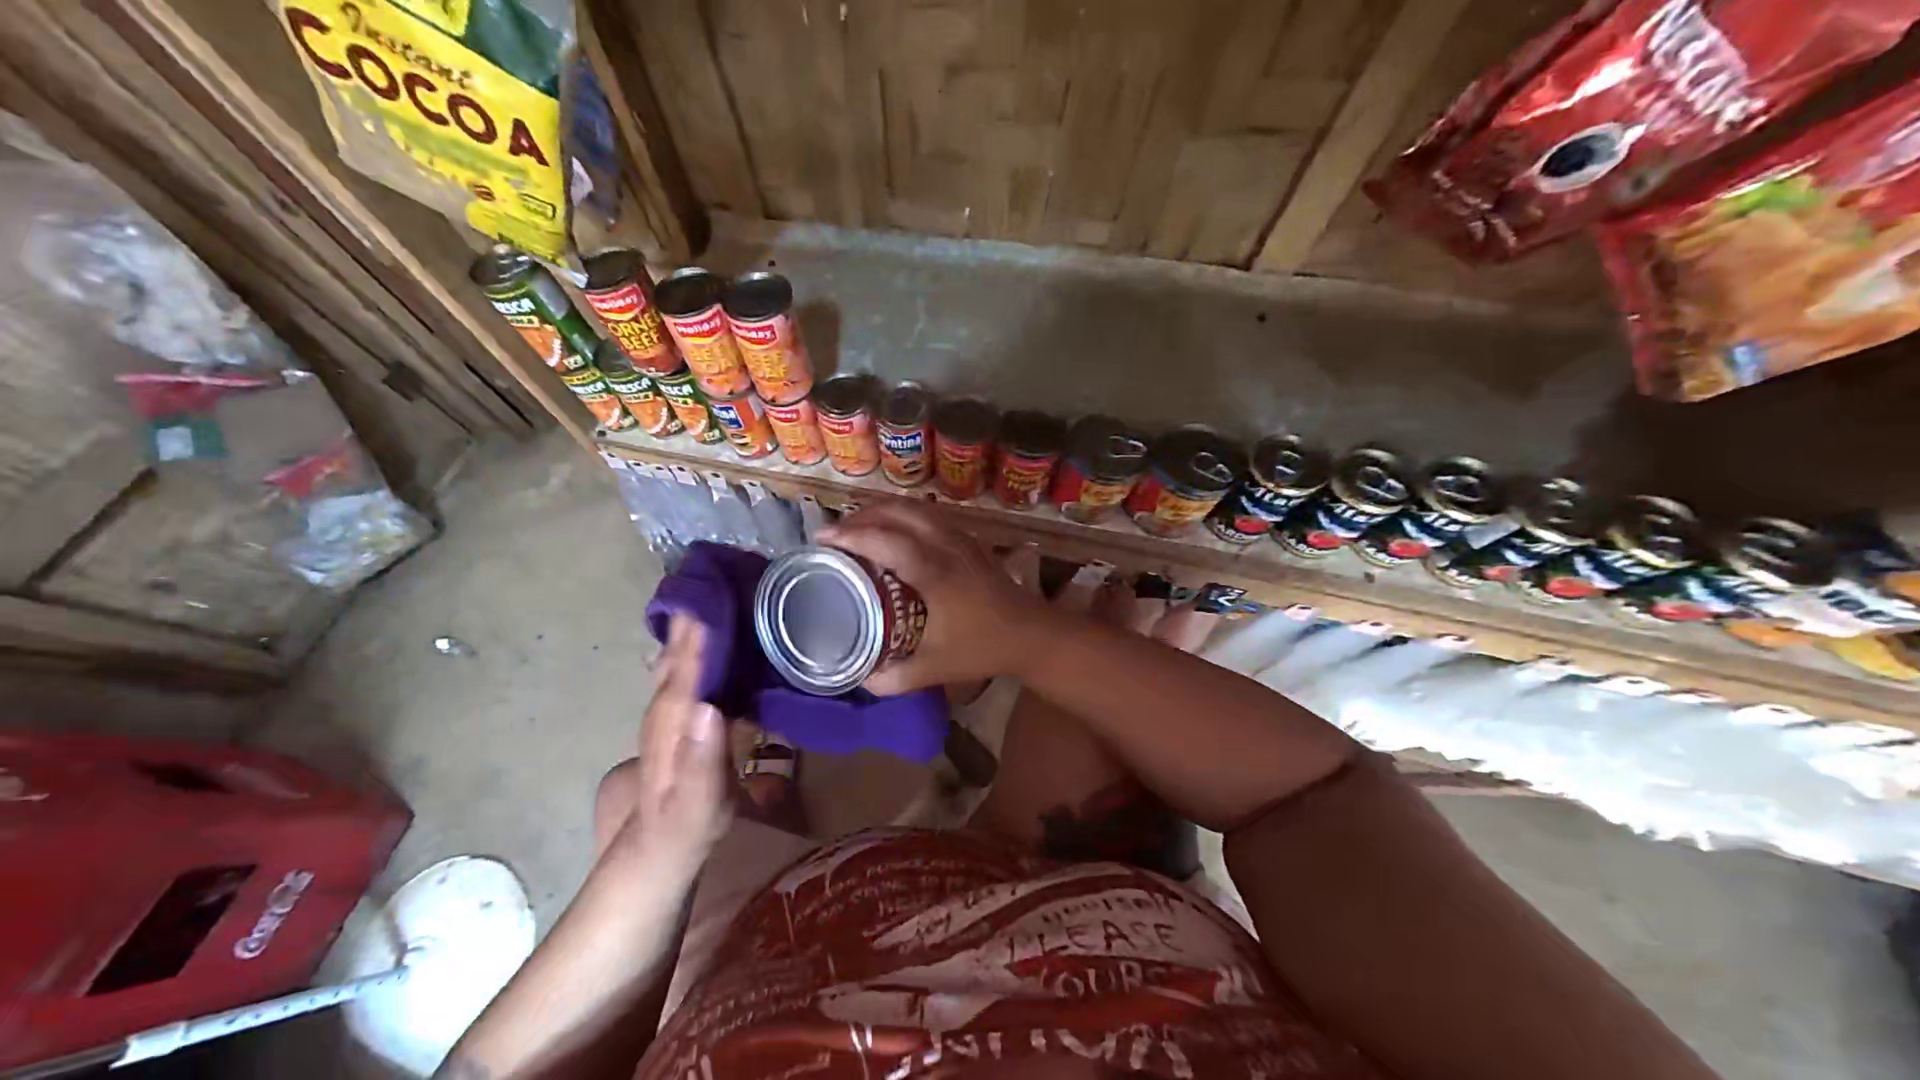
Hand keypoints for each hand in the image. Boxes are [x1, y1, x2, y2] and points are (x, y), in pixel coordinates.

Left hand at [617, 615, 731, 876]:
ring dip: (686, 633)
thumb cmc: (687, 825)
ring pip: (672, 665)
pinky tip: (700, 641)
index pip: (686, 673)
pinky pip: (680, 675)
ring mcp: (665, 716)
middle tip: (709, 581)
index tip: (714, 600)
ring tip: (703, 600)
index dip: (699, 639)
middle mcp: (663, 713)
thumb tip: (709, 709)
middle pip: (674, 661)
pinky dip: (688, 652)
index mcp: (672, 727)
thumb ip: (704, 759)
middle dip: (690, 624)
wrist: (658, 847)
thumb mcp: (700, 802)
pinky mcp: (674, 721)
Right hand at [819, 503, 1047, 694]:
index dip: (852, 535)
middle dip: (861, 516)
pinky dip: (904, 515)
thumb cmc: (984, 648)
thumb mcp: (936, 668)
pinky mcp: (969, 540)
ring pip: (915, 508)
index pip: (887, 541)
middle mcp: (947, 545)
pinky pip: (929, 515)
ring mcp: (961, 538)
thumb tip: (861, 680)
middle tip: (834, 532)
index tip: (822, 539)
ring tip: (856, 526)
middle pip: (898, 512)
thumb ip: (896, 677)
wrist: (1033, 634)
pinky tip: (893, 531)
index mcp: (935, 572)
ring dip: (883, 511)